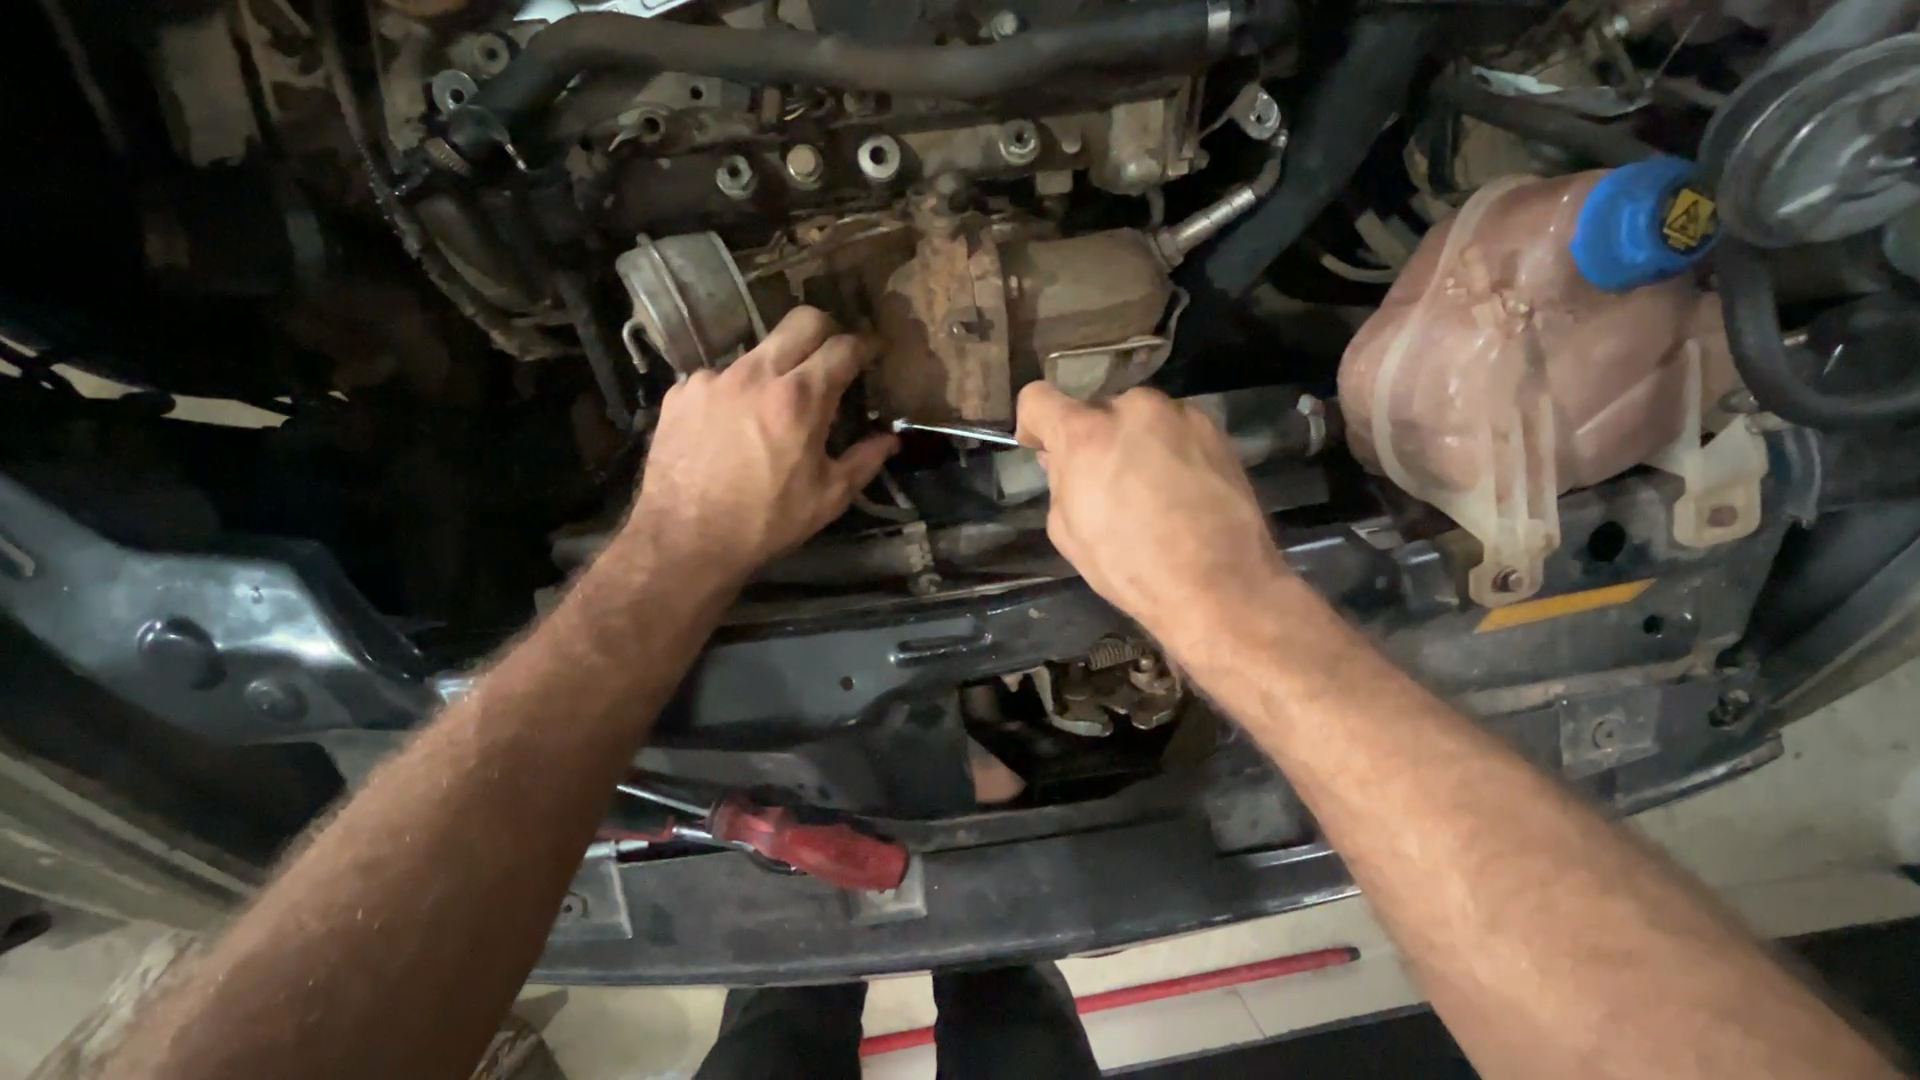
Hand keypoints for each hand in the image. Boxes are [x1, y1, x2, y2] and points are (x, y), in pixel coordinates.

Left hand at [623, 307, 896, 584]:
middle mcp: (756, 373)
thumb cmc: (767, 522)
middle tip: (831, 358)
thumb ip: (864, 460)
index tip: (872, 354)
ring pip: (758, 352)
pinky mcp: (682, 393)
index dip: (865, 346)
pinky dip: (735, 394)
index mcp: (800, 398)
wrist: (685, 541)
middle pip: (802, 320)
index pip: (843, 346)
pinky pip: (719, 379)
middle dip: (826, 331)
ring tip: (774, 407)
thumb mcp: (829, 497)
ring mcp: (714, 379)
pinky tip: (731, 428)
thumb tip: (890, 439)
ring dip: (777, 369)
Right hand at [1015, 382, 1290, 641]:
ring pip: (1140, 420)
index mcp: (1086, 433)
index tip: (1043, 450)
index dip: (1035, 425)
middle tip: (1105, 483)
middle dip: (1093, 439)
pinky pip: (1176, 431)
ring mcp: (1180, 415)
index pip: (1038, 398)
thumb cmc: (1130, 567)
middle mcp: (1133, 408)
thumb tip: (1063, 460)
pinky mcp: (1216, 430)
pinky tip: (1181, 492)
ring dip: (1134, 442)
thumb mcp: (1067, 532)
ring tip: (1150, 491)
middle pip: (1096, 411)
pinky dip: (1169, 450)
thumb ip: (1059, 482)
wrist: (1219, 586)